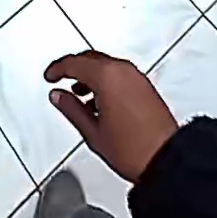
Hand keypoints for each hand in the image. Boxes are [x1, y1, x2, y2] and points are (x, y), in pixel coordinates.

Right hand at [45, 50, 178, 182]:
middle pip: (90, 58)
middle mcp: (122, 70)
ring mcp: (136, 76)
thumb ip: (71, 109)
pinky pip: (119, 73)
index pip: (74, 63)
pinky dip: (105, 80)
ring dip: (89, 75)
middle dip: (73, 67)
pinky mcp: (144, 84)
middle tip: (59, 78)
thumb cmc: (133, 149)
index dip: (57, 68)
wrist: (166, 159)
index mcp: (107, 76)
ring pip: (105, 65)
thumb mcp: (92, 132)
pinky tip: (98, 102)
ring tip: (77, 94)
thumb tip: (58, 95)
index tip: (49, 75)